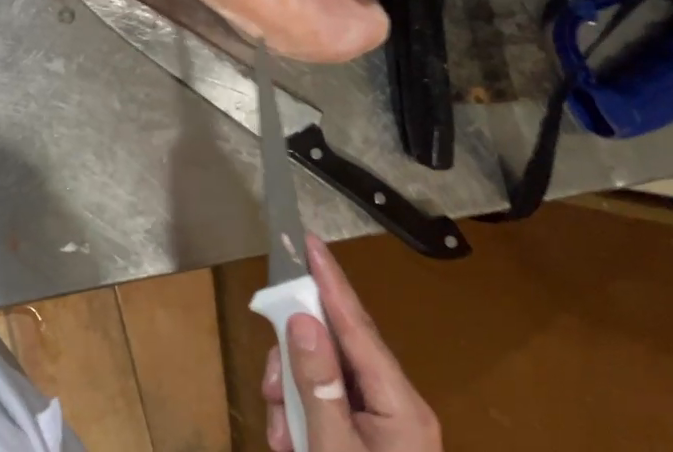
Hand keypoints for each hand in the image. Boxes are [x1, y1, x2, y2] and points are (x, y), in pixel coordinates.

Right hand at [263, 235, 441, 451]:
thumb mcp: (331, 449)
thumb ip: (316, 383)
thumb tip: (302, 318)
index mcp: (400, 406)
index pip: (357, 327)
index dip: (331, 281)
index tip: (309, 240)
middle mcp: (395, 404)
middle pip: (334, 348)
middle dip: (293, 361)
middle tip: (272, 390)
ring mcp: (381, 420)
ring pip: (318, 374)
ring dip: (290, 396)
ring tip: (284, 438)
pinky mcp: (365, 433)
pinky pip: (320, 400)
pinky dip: (296, 414)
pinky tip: (291, 442)